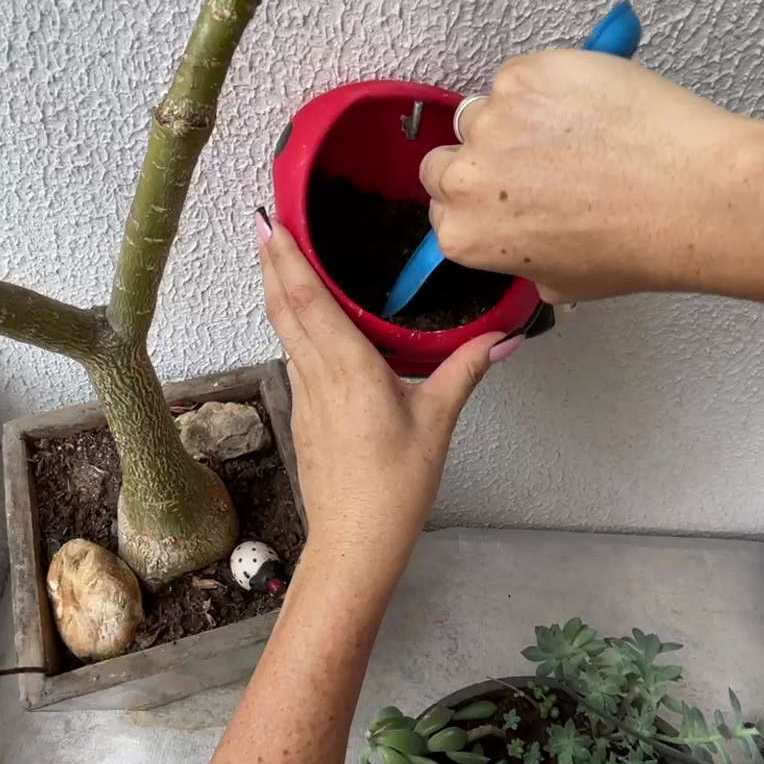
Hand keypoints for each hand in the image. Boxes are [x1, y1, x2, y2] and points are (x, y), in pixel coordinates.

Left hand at [256, 212, 515, 571]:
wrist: (353, 541)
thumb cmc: (394, 487)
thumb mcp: (437, 424)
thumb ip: (465, 371)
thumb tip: (504, 337)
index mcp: (350, 371)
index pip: (310, 302)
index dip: (289, 259)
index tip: (272, 223)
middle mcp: (317, 377)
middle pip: (284, 309)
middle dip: (271, 262)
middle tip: (260, 223)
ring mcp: (303, 396)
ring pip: (282, 332)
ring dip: (274, 291)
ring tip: (272, 258)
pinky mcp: (302, 414)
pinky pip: (291, 357)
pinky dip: (288, 326)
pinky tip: (297, 320)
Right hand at [418, 49, 762, 301]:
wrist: (688, 196)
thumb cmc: (632, 247)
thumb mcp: (559, 283)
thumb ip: (517, 259)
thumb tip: (526, 243)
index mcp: (463, 236)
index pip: (442, 208)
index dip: (474, 201)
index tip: (500, 195)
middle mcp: (464, 180)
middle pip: (443, 160)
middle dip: (477, 161)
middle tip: (527, 163)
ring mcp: (491, 122)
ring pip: (482, 113)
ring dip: (511, 121)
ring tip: (566, 131)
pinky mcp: (525, 75)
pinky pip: (517, 76)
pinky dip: (544, 85)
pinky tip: (583, 106)